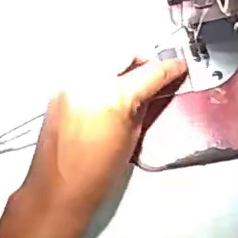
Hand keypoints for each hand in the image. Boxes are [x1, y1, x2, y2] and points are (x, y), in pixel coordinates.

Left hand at [0, 56, 186, 237]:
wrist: (58, 188)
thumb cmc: (95, 174)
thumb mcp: (132, 138)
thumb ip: (144, 105)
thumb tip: (155, 87)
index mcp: (113, 97)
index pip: (150, 71)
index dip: (170, 68)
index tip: (179, 67)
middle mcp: (88, 82)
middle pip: (124, 49)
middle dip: (143, 57)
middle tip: (154, 70)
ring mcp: (70, 82)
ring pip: (103, 52)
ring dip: (121, 59)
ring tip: (132, 77)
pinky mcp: (58, 87)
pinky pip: (85, 66)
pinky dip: (101, 69)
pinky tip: (109, 85)